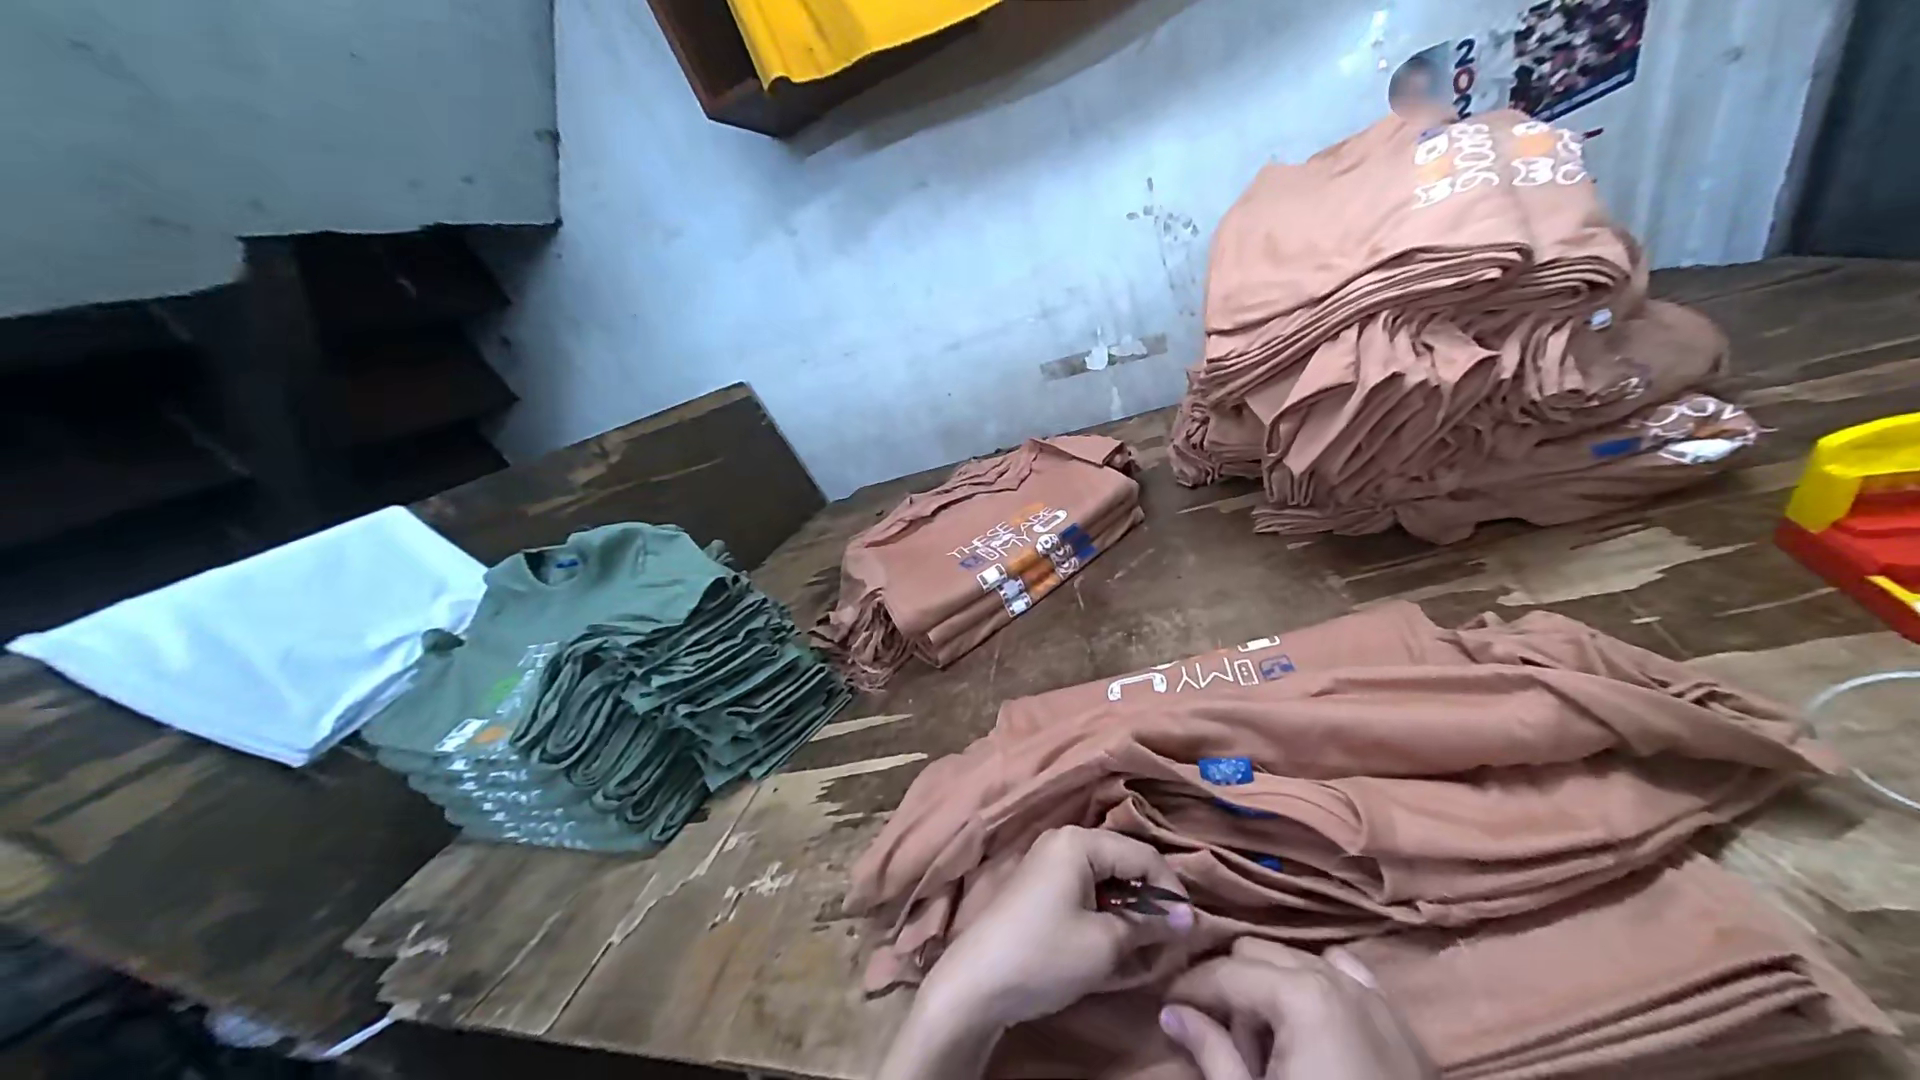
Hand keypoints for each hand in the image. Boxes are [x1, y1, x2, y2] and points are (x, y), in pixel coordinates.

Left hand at [924, 824, 1195, 1027]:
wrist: (977, 983)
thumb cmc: (1045, 955)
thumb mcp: (1105, 944)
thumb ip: (1150, 926)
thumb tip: (1189, 919)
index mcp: (1079, 841)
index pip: (1143, 856)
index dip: (1172, 893)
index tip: (1190, 931)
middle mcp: (1064, 841)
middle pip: (1124, 865)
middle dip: (1150, 904)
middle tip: (1170, 943)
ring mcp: (1050, 863)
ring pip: (1107, 881)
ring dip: (1130, 914)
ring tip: (1144, 951)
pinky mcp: (1042, 887)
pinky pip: (1087, 892)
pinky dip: (1106, 916)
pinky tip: (1115, 947)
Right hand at [1160, 939, 1432, 1079]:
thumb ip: (1211, 1052)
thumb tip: (1173, 1014)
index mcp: (1299, 995)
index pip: (1222, 973)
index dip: (1188, 989)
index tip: (1168, 1008)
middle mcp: (1334, 979)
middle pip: (1256, 953)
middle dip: (1231, 987)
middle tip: (1225, 1039)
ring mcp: (1372, 998)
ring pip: (1297, 959)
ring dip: (1271, 987)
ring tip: (1268, 1043)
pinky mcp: (1399, 1025)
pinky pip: (1347, 976)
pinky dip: (1321, 986)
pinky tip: (1311, 1022)